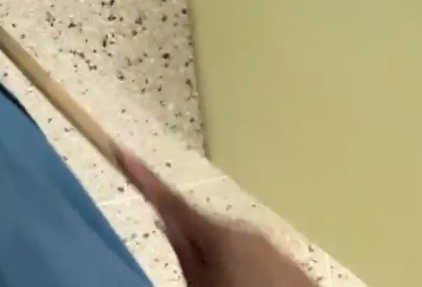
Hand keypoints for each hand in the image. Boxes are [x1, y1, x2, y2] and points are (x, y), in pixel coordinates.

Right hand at [118, 152, 317, 286]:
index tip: (119, 148)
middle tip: (192, 265)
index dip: (142, 175)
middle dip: (196, 234)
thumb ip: (181, 249)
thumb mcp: (197, 285)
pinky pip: (264, 256)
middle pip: (208, 223)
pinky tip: (251, 284)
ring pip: (237, 240)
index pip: (170, 198)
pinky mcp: (302, 268)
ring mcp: (279, 247)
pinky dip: (253, 265)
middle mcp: (249, 229)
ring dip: (225, 251)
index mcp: (219, 233)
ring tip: (226, 281)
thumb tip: (163, 219)